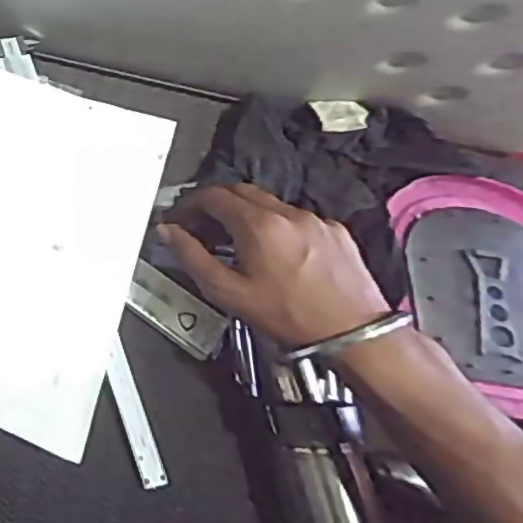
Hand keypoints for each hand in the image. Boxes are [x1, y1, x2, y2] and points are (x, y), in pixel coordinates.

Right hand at [158, 183, 390, 347]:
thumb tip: (170, 233)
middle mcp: (288, 213)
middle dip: (213, 204)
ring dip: (243, 215)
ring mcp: (315, 219)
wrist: (352, 331)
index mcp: (259, 225)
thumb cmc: (290, 316)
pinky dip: (274, 225)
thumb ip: (193, 257)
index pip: (213, 196)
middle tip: (198, 226)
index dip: (189, 204)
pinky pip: (295, 217)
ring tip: (232, 242)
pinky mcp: (334, 230)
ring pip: (268, 203)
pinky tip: (271, 252)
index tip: (179, 218)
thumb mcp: (228, 292)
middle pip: (240, 191)